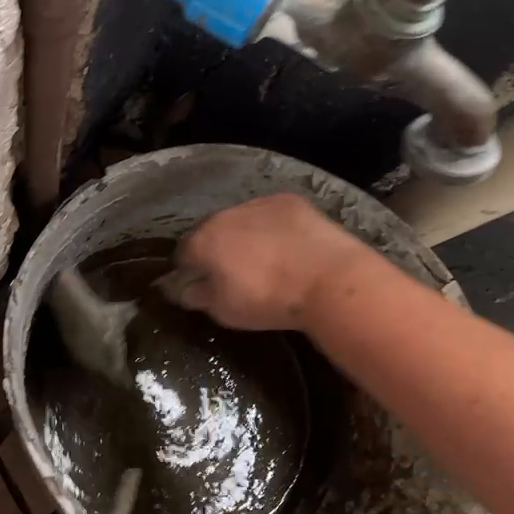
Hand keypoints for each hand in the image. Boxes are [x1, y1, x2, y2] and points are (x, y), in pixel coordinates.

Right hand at [172, 193, 375, 331]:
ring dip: (245, 234)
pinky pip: (270, 214)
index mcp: (203, 242)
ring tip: (265, 258)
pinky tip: (288, 244)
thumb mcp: (226, 311)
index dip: (190, 269)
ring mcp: (257, 204)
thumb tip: (186, 290)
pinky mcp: (288, 201)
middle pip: (211, 231)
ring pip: (241, 219)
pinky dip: (273, 226)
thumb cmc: (271, 300)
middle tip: (235, 272)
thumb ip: (200, 297)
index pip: (183, 253)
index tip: (203, 283)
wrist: (330, 280)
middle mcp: (223, 216)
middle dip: (218, 248)